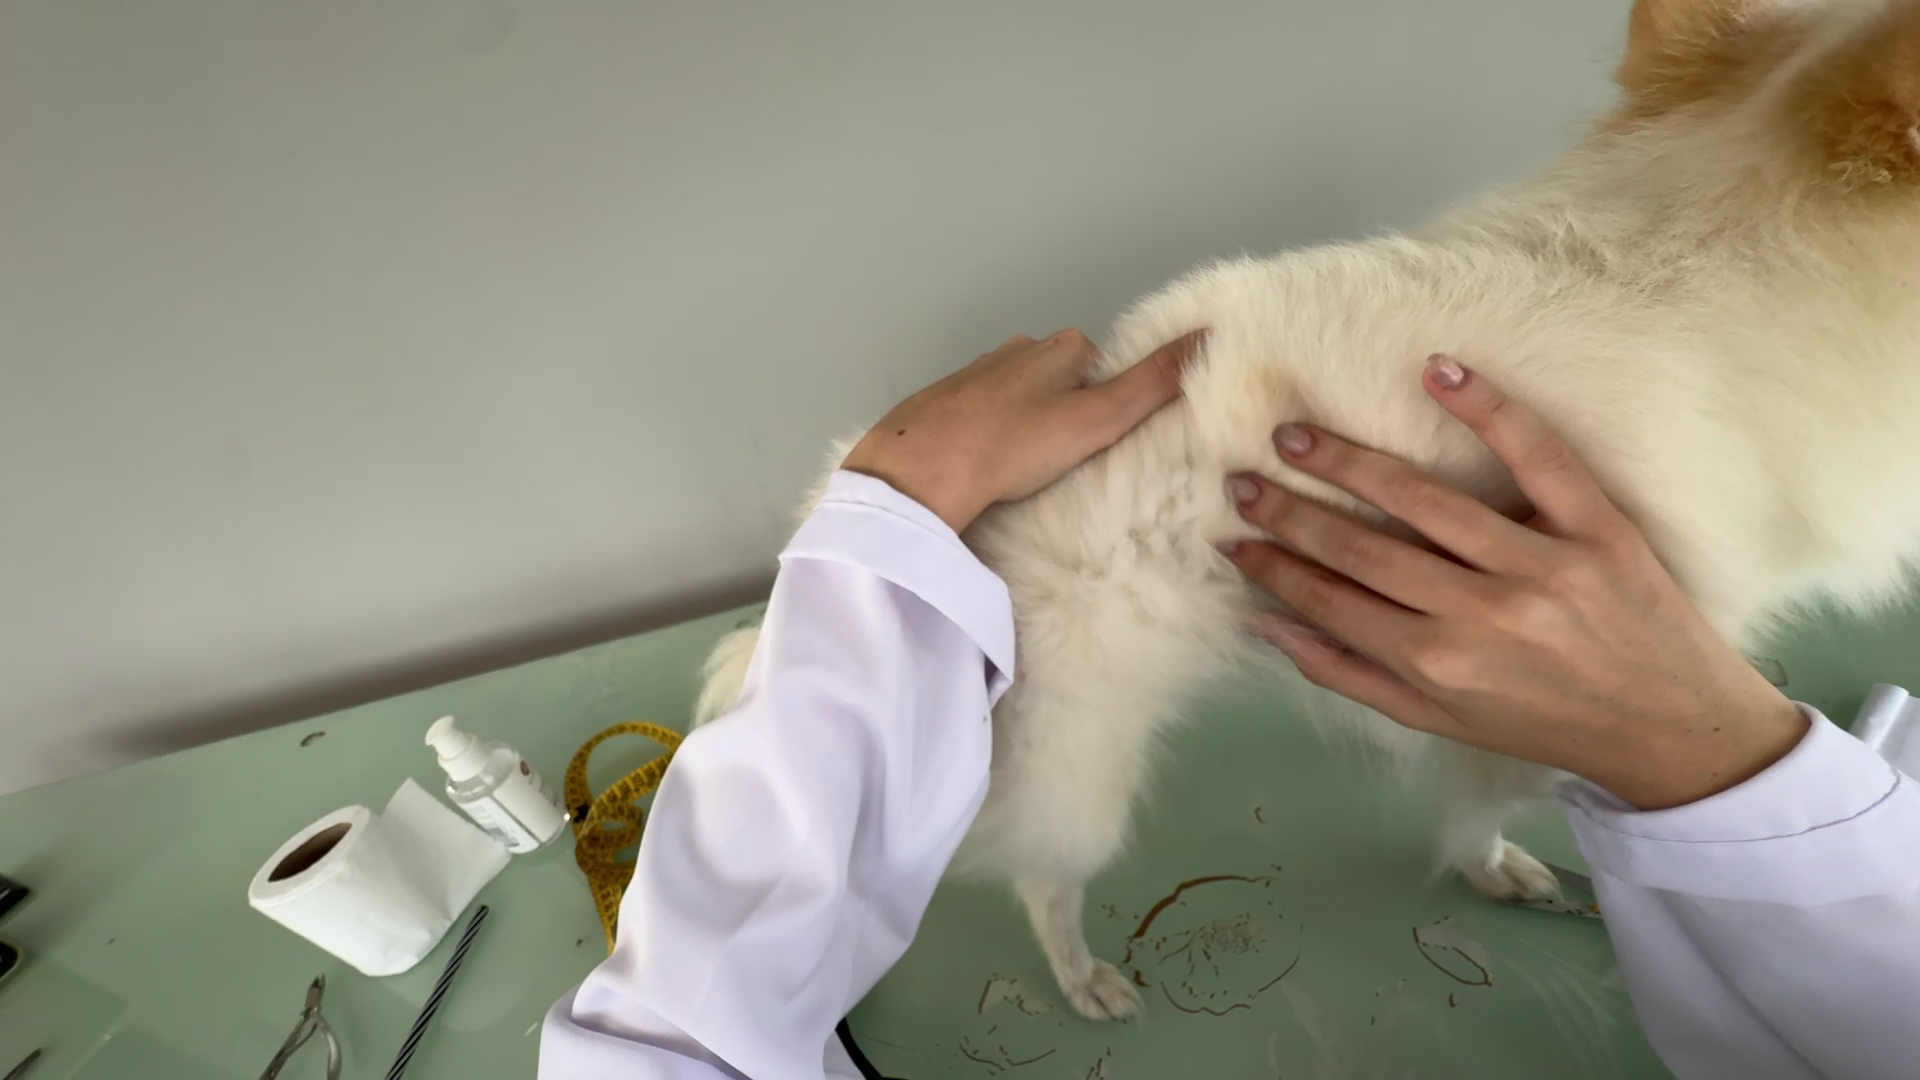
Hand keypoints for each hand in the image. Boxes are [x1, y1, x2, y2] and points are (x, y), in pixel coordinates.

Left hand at [842, 328, 1206, 532]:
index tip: (1097, 446)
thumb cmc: (1014, 446)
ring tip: (1024, 467)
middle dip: (1067, 414)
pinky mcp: (946, 400)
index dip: (1107, 407)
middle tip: (1063, 462)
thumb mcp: (1096, 420)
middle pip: (1063, 380)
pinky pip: (986, 412)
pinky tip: (988, 461)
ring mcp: (977, 372)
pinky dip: (994, 431)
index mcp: (1061, 346)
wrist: (920, 471)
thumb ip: (1153, 384)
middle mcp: (1018, 348)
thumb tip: (1212, 333)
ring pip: (1023, 396)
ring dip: (1030, 424)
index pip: (1105, 369)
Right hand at [1221, 355, 1807, 809]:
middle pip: (1360, 548)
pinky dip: (1489, 410)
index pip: (1328, 601)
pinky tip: (1436, 370)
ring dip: (1348, 463)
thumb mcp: (1428, 720)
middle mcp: (1479, 612)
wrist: (1678, 733)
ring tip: (1293, 435)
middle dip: (1289, 512)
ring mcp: (1541, 563)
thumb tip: (1264, 621)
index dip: (1273, 567)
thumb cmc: (1534, 723)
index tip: (1231, 538)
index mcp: (1435, 662)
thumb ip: (1342, 671)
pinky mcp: (1599, 527)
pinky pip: (1539, 457)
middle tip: (1241, 480)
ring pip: (1424, 500)